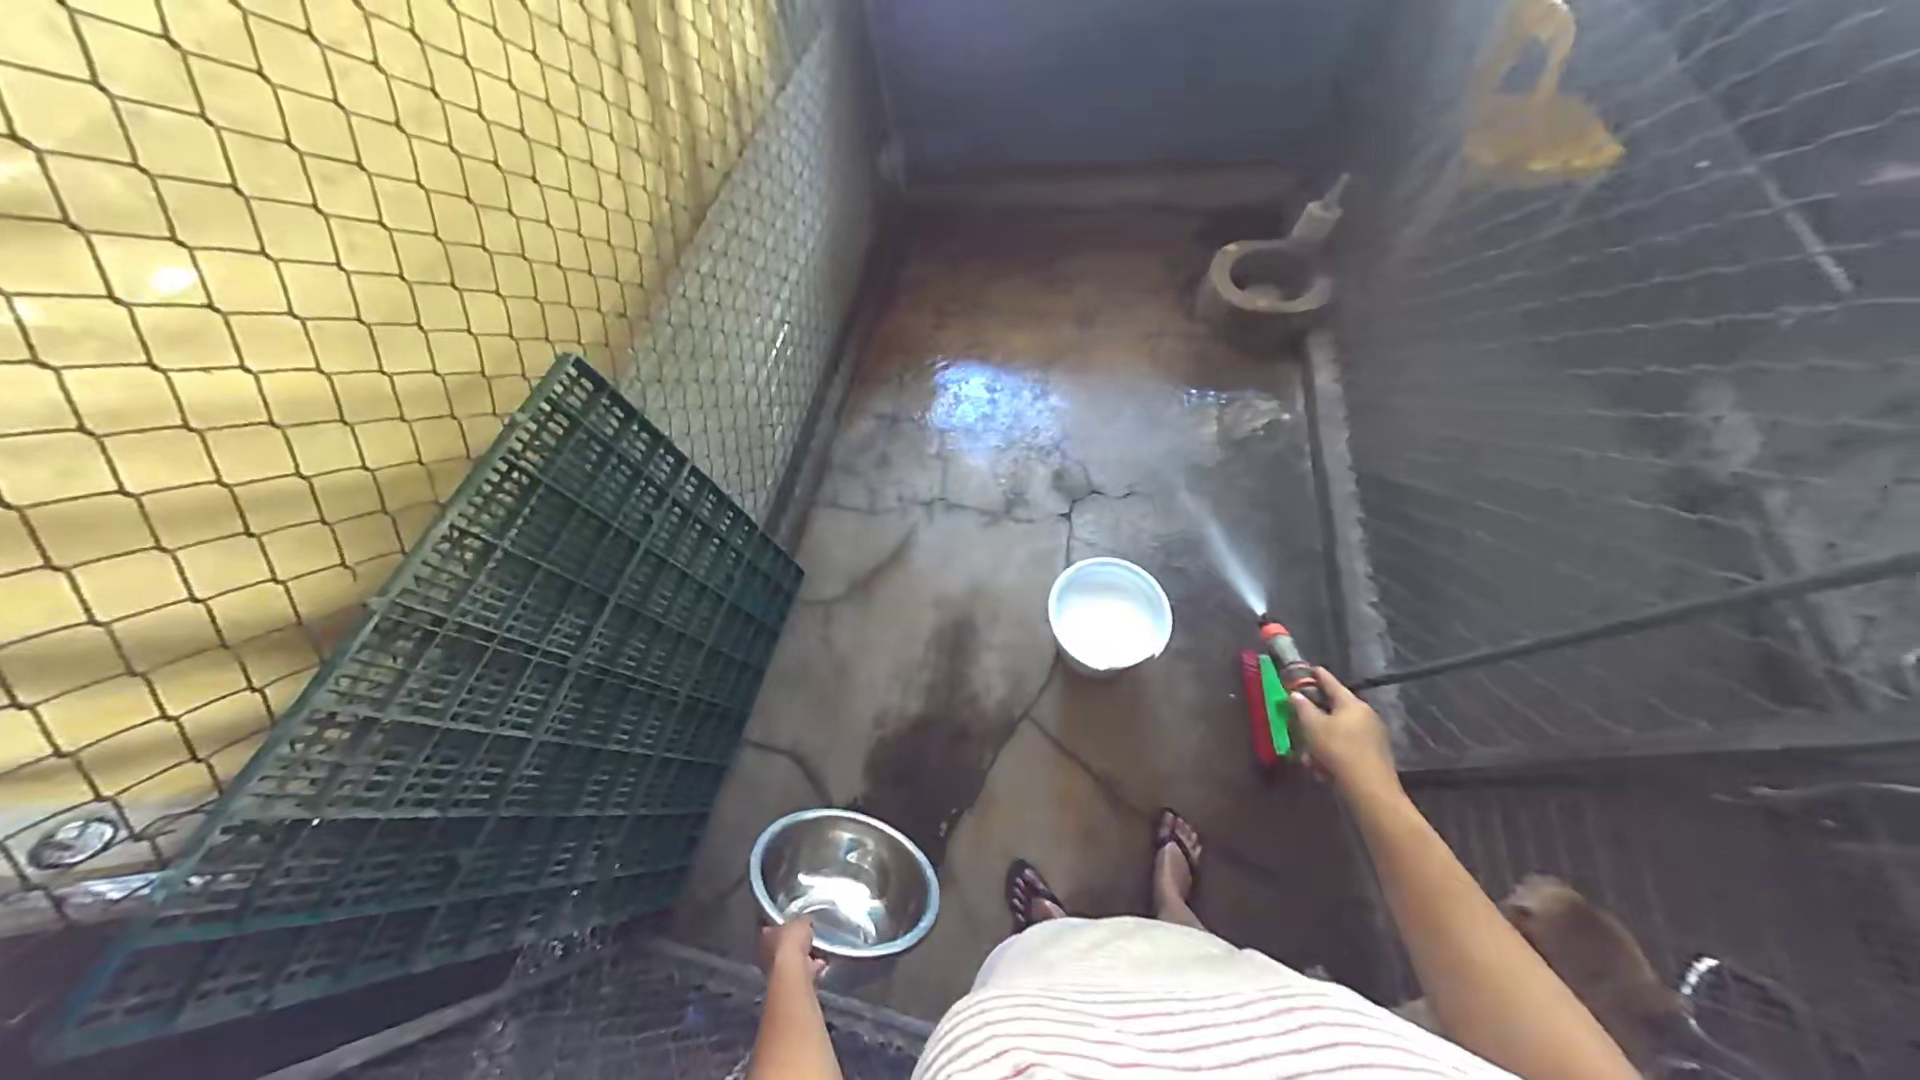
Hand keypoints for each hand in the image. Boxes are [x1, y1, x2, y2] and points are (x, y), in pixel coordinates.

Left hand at [759, 916, 824, 980]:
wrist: (793, 968)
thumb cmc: (791, 940)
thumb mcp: (801, 922)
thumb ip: (802, 923)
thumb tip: (805, 924)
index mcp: (766, 935)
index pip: (772, 928)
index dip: (782, 926)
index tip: (793, 925)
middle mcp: (767, 953)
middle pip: (781, 946)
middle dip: (793, 944)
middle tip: (807, 938)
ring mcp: (776, 969)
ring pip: (791, 960)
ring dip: (802, 957)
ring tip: (817, 951)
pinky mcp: (787, 981)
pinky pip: (801, 970)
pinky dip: (810, 967)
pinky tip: (821, 963)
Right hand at [1290, 667, 1400, 798]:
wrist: (1369, 788)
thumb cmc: (1338, 749)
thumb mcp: (1312, 726)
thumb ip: (1302, 707)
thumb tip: (1295, 694)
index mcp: (1352, 703)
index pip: (1331, 682)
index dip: (1318, 675)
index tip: (1310, 668)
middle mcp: (1366, 714)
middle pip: (1336, 707)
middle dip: (1317, 713)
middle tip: (1301, 717)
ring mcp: (1374, 734)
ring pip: (1340, 728)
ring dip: (1323, 736)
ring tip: (1307, 753)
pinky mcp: (1375, 753)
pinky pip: (1348, 744)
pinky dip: (1334, 750)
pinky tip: (1322, 766)